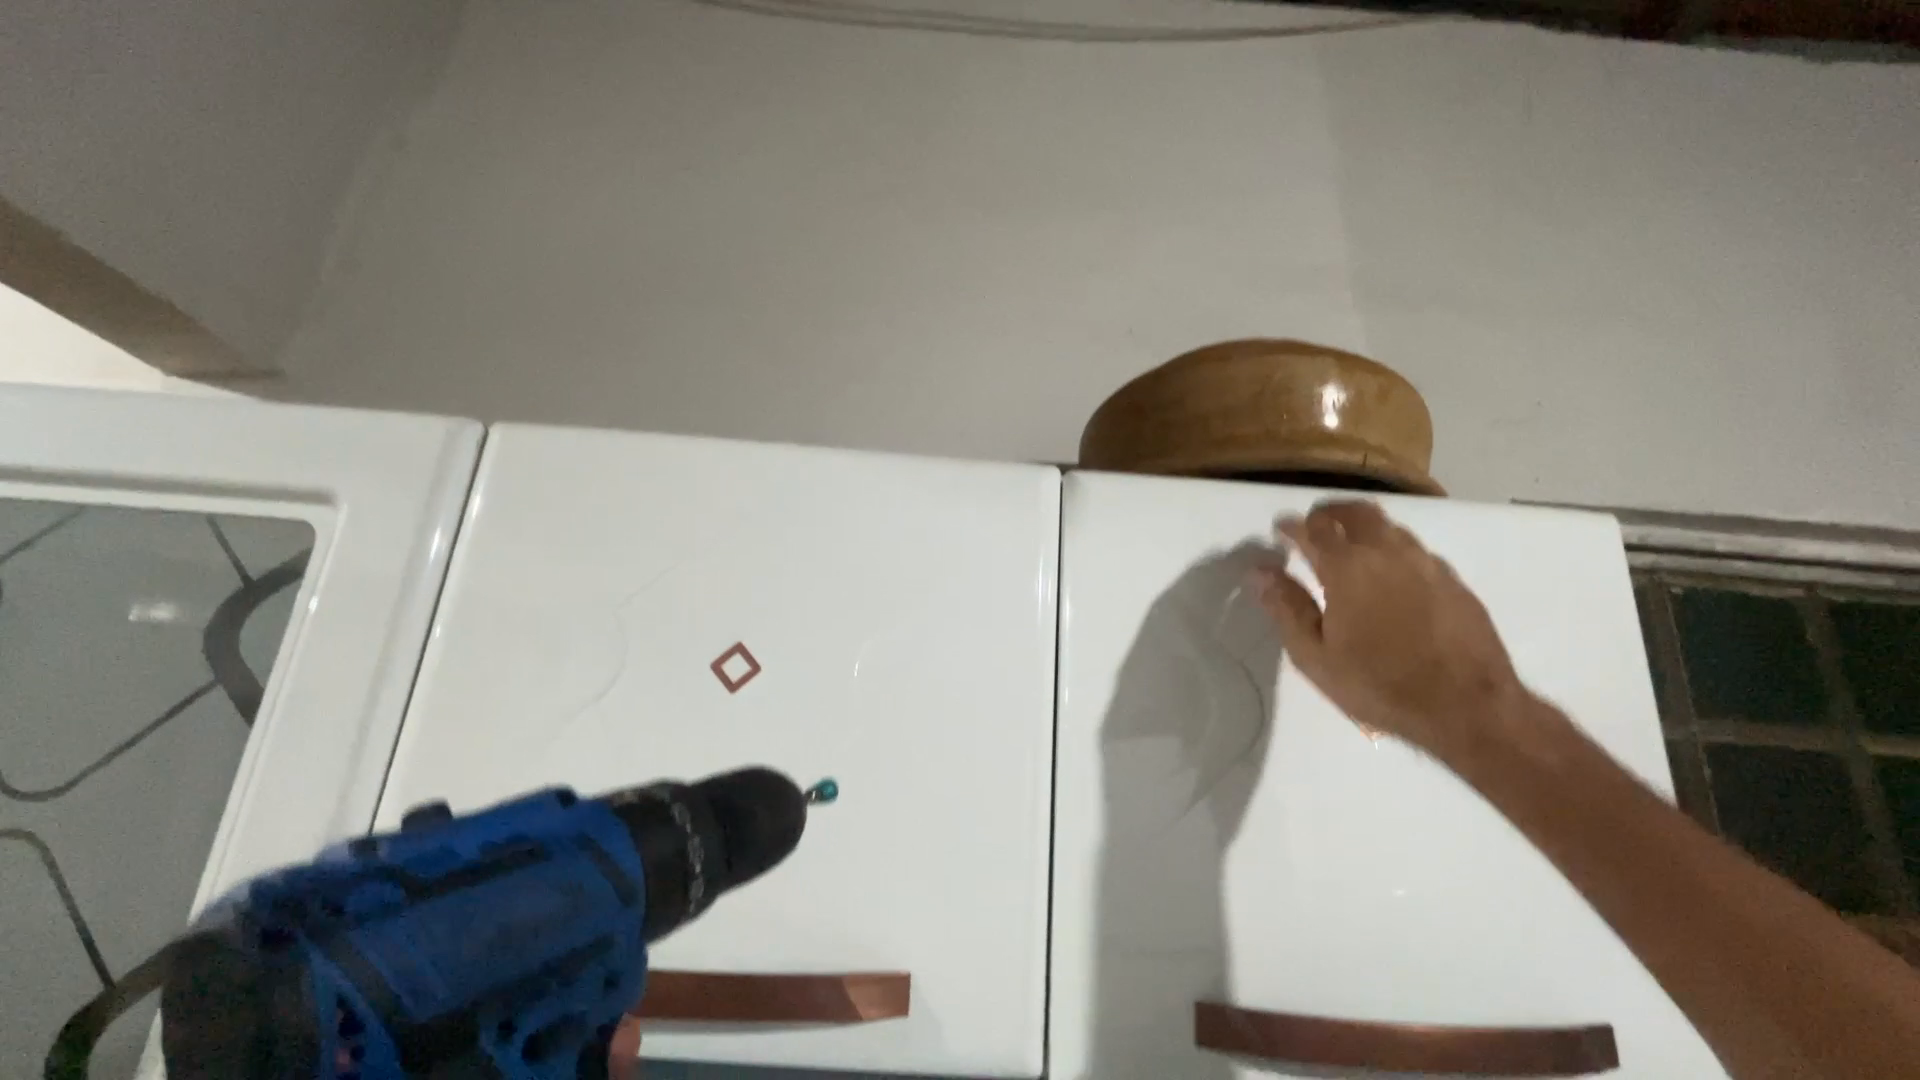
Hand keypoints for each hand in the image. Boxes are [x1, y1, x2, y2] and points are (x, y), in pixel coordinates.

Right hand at [1250, 500, 1530, 757]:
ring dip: (1364, 529)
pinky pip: (1416, 552)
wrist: (1468, 707)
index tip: (1280, 530)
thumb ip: (1285, 607)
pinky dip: (1394, 551)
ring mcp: (1427, 564)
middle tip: (1314, 526)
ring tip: (1351, 548)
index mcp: (1347, 567)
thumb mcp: (1314, 655)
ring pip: (1390, 528)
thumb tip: (1258, 571)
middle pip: (1356, 513)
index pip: (1312, 529)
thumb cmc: (1378, 684)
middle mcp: (1388, 553)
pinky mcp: (1454, 582)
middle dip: (1330, 513)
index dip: (1292, 526)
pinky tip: (1391, 577)